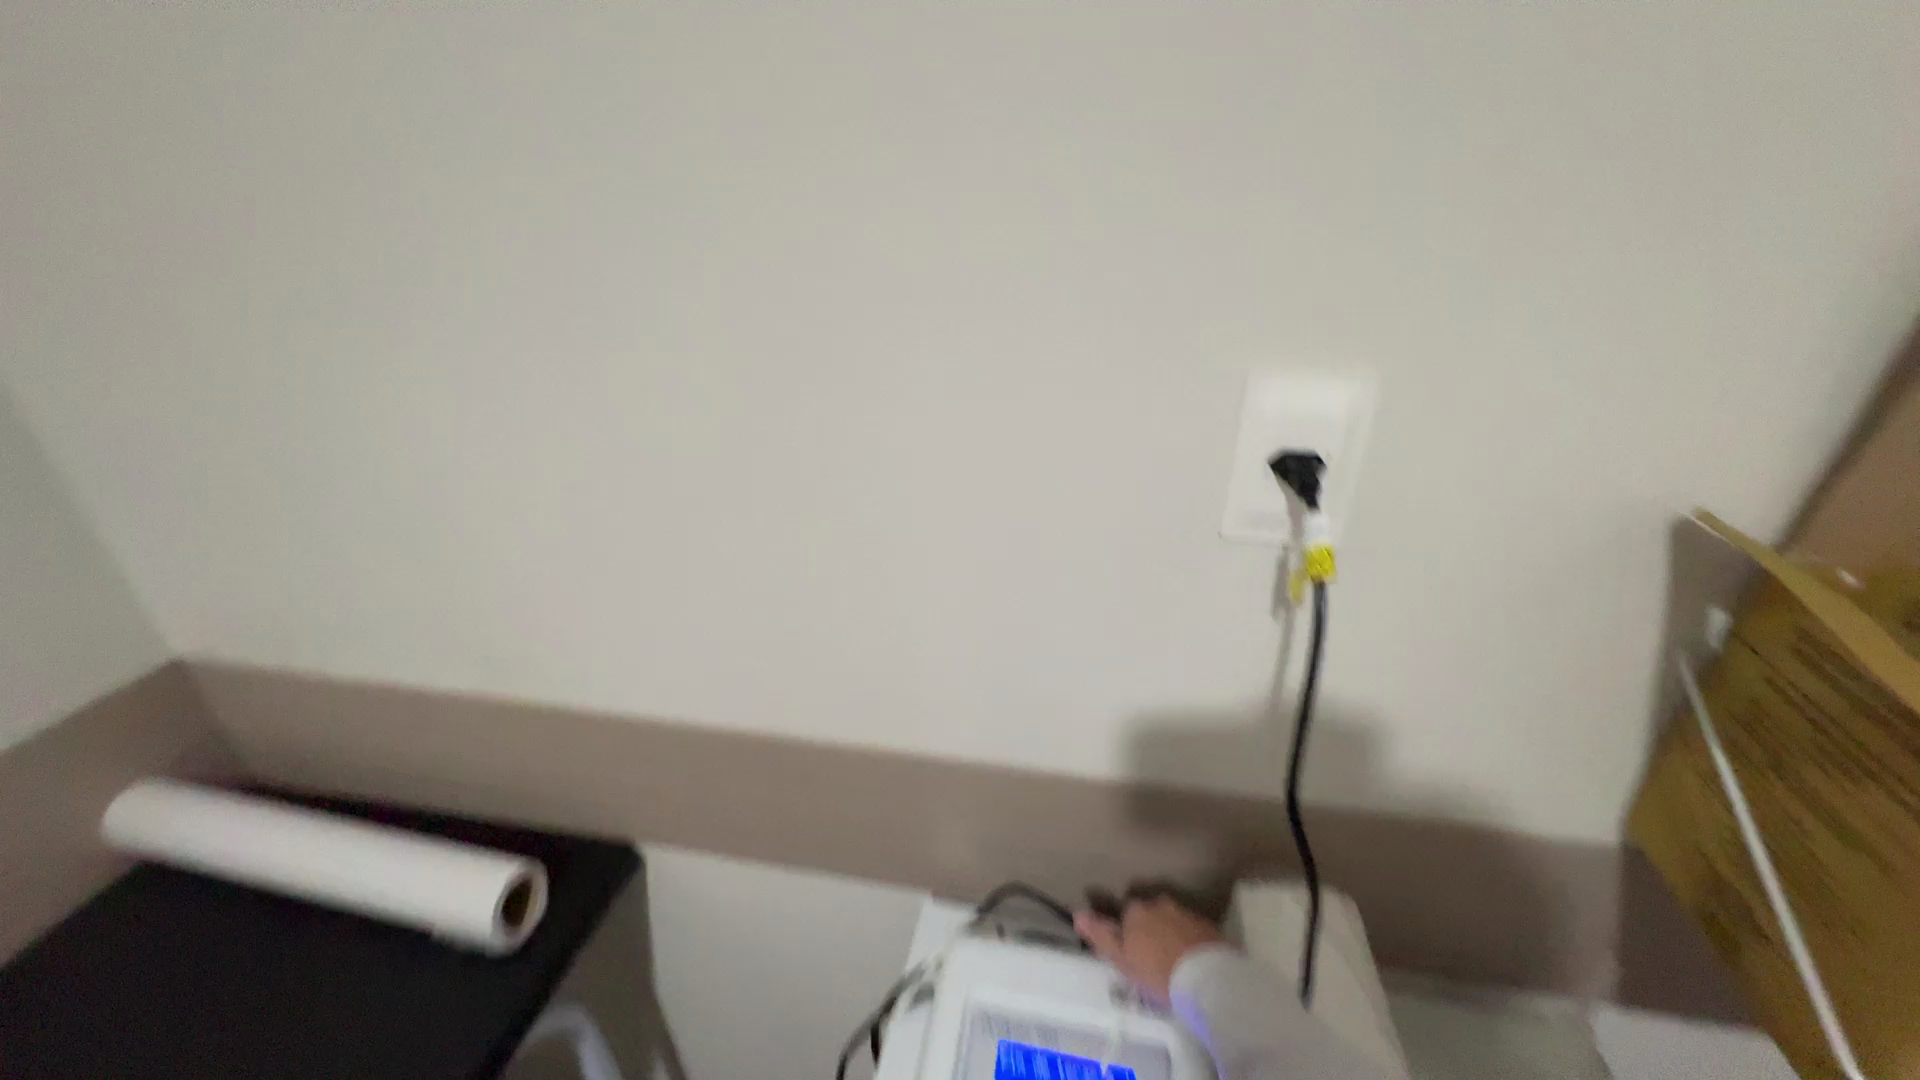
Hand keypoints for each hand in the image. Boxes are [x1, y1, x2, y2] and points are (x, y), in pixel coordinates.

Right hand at [1074, 896, 1227, 1004]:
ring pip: (1172, 920)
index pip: (1125, 913)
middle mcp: (1160, 903)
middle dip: (1150, 928)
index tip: (1131, 951)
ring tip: (1174, 960)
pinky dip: (1189, 940)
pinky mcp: (1208, 925)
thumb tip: (1078, 913)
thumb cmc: (1157, 971)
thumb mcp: (1122, 959)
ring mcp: (1186, 912)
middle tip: (1153, 957)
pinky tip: (1192, 960)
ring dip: (1170, 933)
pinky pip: (1192, 930)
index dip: (1127, 932)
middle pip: (1150, 913)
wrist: (1207, 978)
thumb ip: (1101, 935)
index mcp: (1136, 910)